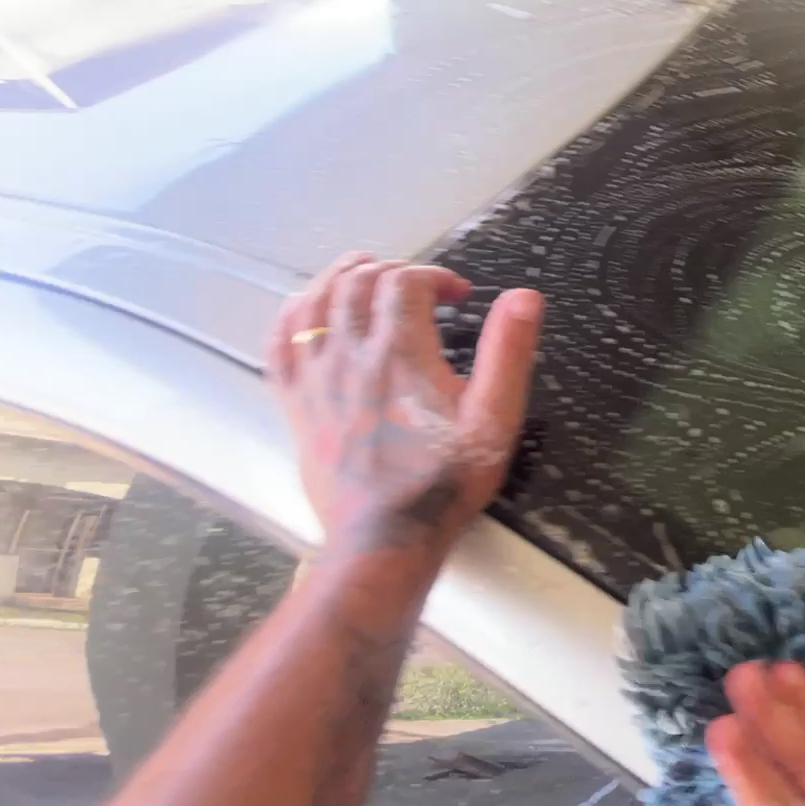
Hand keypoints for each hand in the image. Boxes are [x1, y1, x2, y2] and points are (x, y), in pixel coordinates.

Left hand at [267, 251, 543, 558]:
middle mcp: (351, 355)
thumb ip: (509, 351)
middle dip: (392, 270)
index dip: (437, 275)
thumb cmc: (449, 475)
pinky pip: (280, 344)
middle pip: (356, 284)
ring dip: (338, 278)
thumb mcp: (496, 415)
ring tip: (363, 271)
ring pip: (312, 305)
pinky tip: (308, 312)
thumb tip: (525, 296)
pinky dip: (293, 314)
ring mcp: (316, 379)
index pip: (406, 282)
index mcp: (402, 353)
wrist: (387, 535)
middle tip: (422, 285)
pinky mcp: (297, 405)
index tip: (463, 296)